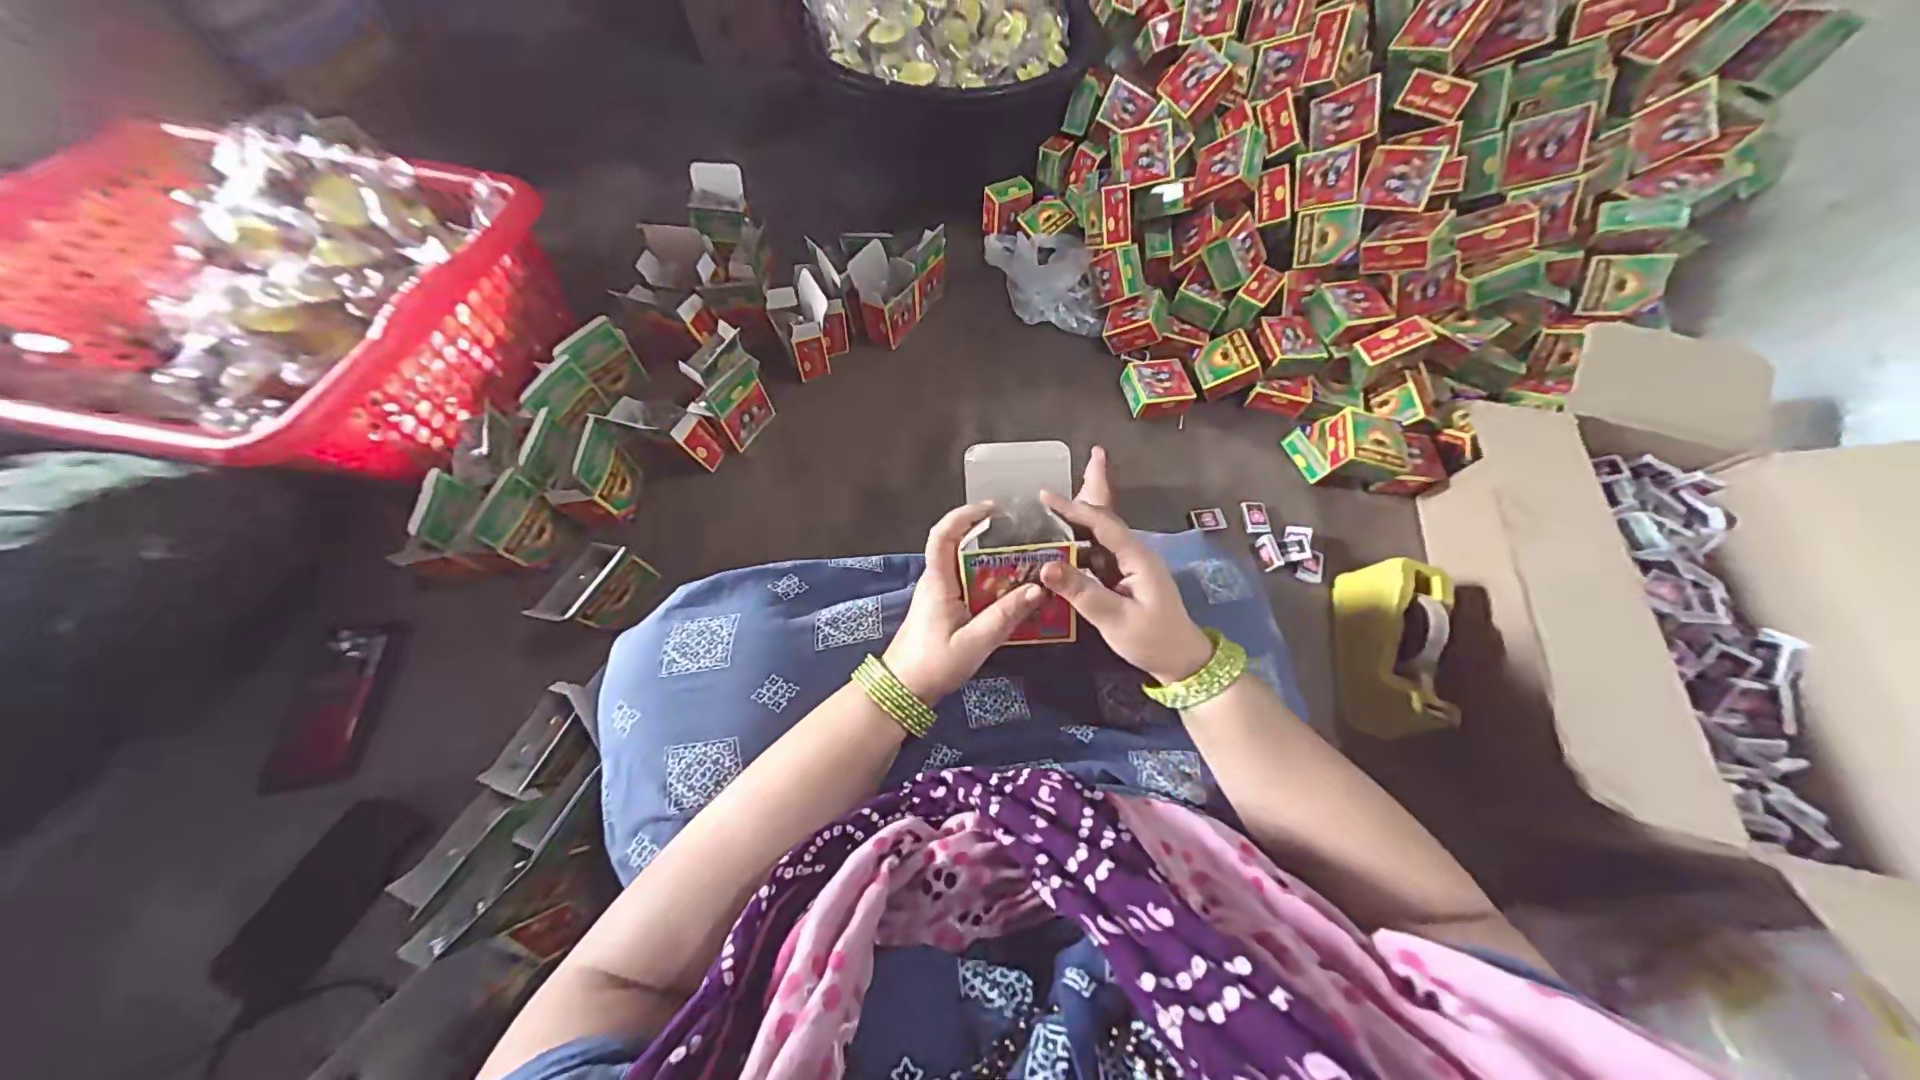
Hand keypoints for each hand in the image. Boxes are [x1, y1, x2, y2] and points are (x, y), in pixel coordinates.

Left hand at [882, 501, 1047, 702]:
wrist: (903, 689)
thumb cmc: (932, 664)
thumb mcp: (974, 642)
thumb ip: (1005, 616)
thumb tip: (1036, 590)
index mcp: (937, 581)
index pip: (943, 534)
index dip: (964, 515)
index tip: (992, 510)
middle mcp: (936, 581)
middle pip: (958, 545)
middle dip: (987, 536)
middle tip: (1019, 537)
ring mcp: (938, 594)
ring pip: (965, 565)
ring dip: (992, 561)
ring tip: (1023, 563)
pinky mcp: (944, 608)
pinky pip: (968, 584)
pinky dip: (989, 582)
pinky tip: (1010, 592)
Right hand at [1038, 447, 1213, 684]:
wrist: (1181, 663)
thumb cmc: (1153, 640)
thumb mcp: (1113, 618)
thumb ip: (1080, 590)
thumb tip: (1045, 567)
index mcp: (1137, 558)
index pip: (1102, 523)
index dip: (1073, 509)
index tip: (1046, 496)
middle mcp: (1135, 555)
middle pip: (1101, 525)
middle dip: (1073, 511)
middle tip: (1041, 504)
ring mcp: (1131, 567)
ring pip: (1099, 540)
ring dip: (1073, 533)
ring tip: (1043, 527)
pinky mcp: (1126, 579)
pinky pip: (1098, 558)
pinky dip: (1078, 553)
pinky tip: (1059, 556)